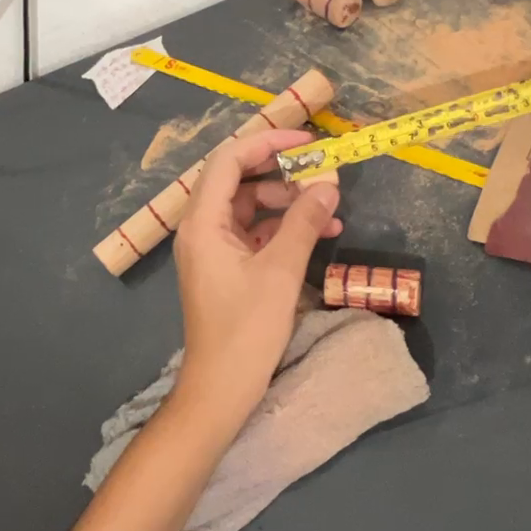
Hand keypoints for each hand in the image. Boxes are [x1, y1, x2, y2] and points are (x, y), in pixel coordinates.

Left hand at [171, 130, 342, 421]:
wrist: (220, 388)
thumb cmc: (245, 330)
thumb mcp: (280, 271)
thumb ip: (304, 222)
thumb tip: (329, 185)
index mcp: (202, 222)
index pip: (229, 161)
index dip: (267, 142)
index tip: (308, 142)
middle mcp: (201, 228)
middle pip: (239, 180)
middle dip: (282, 172)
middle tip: (323, 171)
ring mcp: (212, 249)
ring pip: (251, 207)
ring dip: (288, 202)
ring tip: (330, 209)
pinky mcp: (226, 268)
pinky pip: (255, 233)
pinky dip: (283, 229)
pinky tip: (320, 233)